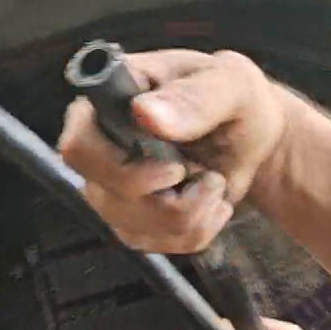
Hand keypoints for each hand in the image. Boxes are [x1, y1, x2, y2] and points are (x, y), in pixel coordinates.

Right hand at [57, 49, 293, 253]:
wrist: (252, 140)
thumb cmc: (236, 101)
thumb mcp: (231, 86)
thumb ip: (194, 97)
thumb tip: (145, 113)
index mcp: (113, 99)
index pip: (78, 142)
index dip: (119, 166)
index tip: (176, 169)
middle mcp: (100, 143)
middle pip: (102, 193)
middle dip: (166, 201)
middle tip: (208, 177)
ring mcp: (110, 184)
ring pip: (128, 226)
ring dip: (187, 216)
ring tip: (215, 184)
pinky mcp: (129, 217)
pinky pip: (150, 243)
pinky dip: (192, 231)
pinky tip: (209, 204)